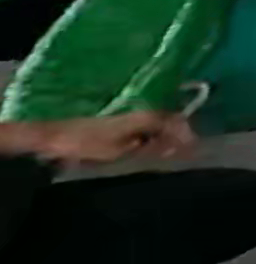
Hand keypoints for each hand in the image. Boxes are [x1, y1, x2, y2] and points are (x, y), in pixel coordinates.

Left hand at [14, 112, 195, 164]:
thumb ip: (148, 149)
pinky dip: (155, 135)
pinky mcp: (123, 122)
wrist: (53, 136)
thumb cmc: (88, 143)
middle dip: (181, 135)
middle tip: (184, 150)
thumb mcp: (118, 151)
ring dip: (168, 135)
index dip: (188, 137)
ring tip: (169, 150)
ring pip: (161, 124)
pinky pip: (149, 127)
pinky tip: (150, 146)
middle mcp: (148, 113)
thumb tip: (172, 150)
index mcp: (151, 118)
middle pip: (173, 122)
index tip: (194, 150)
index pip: (179, 124)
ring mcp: (135, 116)